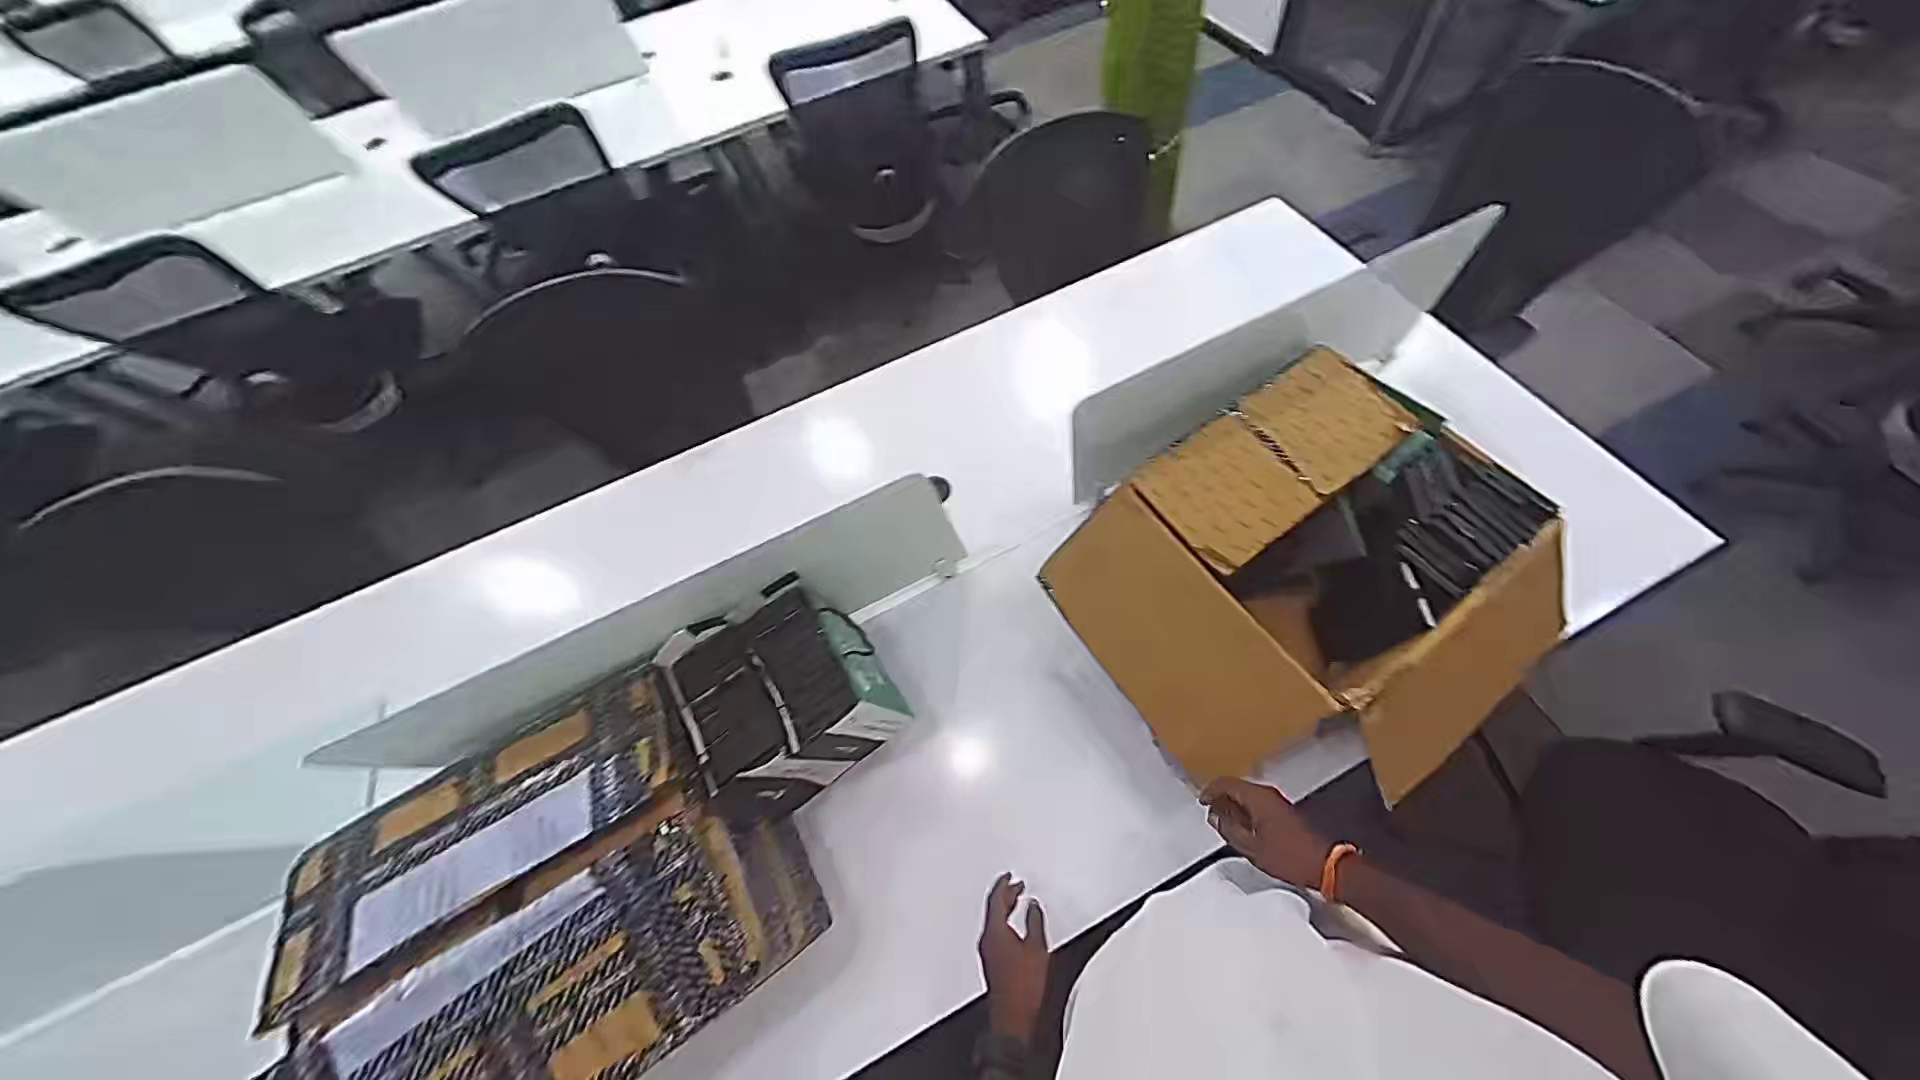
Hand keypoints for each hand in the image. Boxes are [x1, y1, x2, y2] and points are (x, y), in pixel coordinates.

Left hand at [978, 872, 1048, 1042]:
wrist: (1014, 1020)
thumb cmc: (1023, 988)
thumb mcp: (1037, 948)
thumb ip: (1034, 921)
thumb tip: (1033, 906)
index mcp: (995, 931)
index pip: (995, 899)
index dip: (1003, 885)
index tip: (1009, 876)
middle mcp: (987, 940)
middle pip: (993, 909)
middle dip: (1005, 895)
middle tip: (1016, 885)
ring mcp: (988, 952)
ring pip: (994, 921)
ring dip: (1004, 909)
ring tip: (1016, 900)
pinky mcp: (992, 962)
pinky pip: (995, 933)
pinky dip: (1004, 922)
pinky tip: (1014, 926)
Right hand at [1200, 777, 1330, 886]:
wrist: (1326, 867)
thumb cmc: (1291, 857)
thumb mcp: (1251, 847)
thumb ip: (1229, 829)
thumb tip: (1216, 817)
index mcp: (1258, 797)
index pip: (1226, 783)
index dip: (1210, 790)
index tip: (1202, 800)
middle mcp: (1268, 794)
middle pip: (1237, 787)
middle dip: (1222, 798)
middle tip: (1211, 812)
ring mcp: (1278, 802)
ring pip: (1248, 795)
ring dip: (1234, 805)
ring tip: (1225, 821)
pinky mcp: (1285, 812)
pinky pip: (1258, 803)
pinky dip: (1246, 810)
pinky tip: (1244, 827)